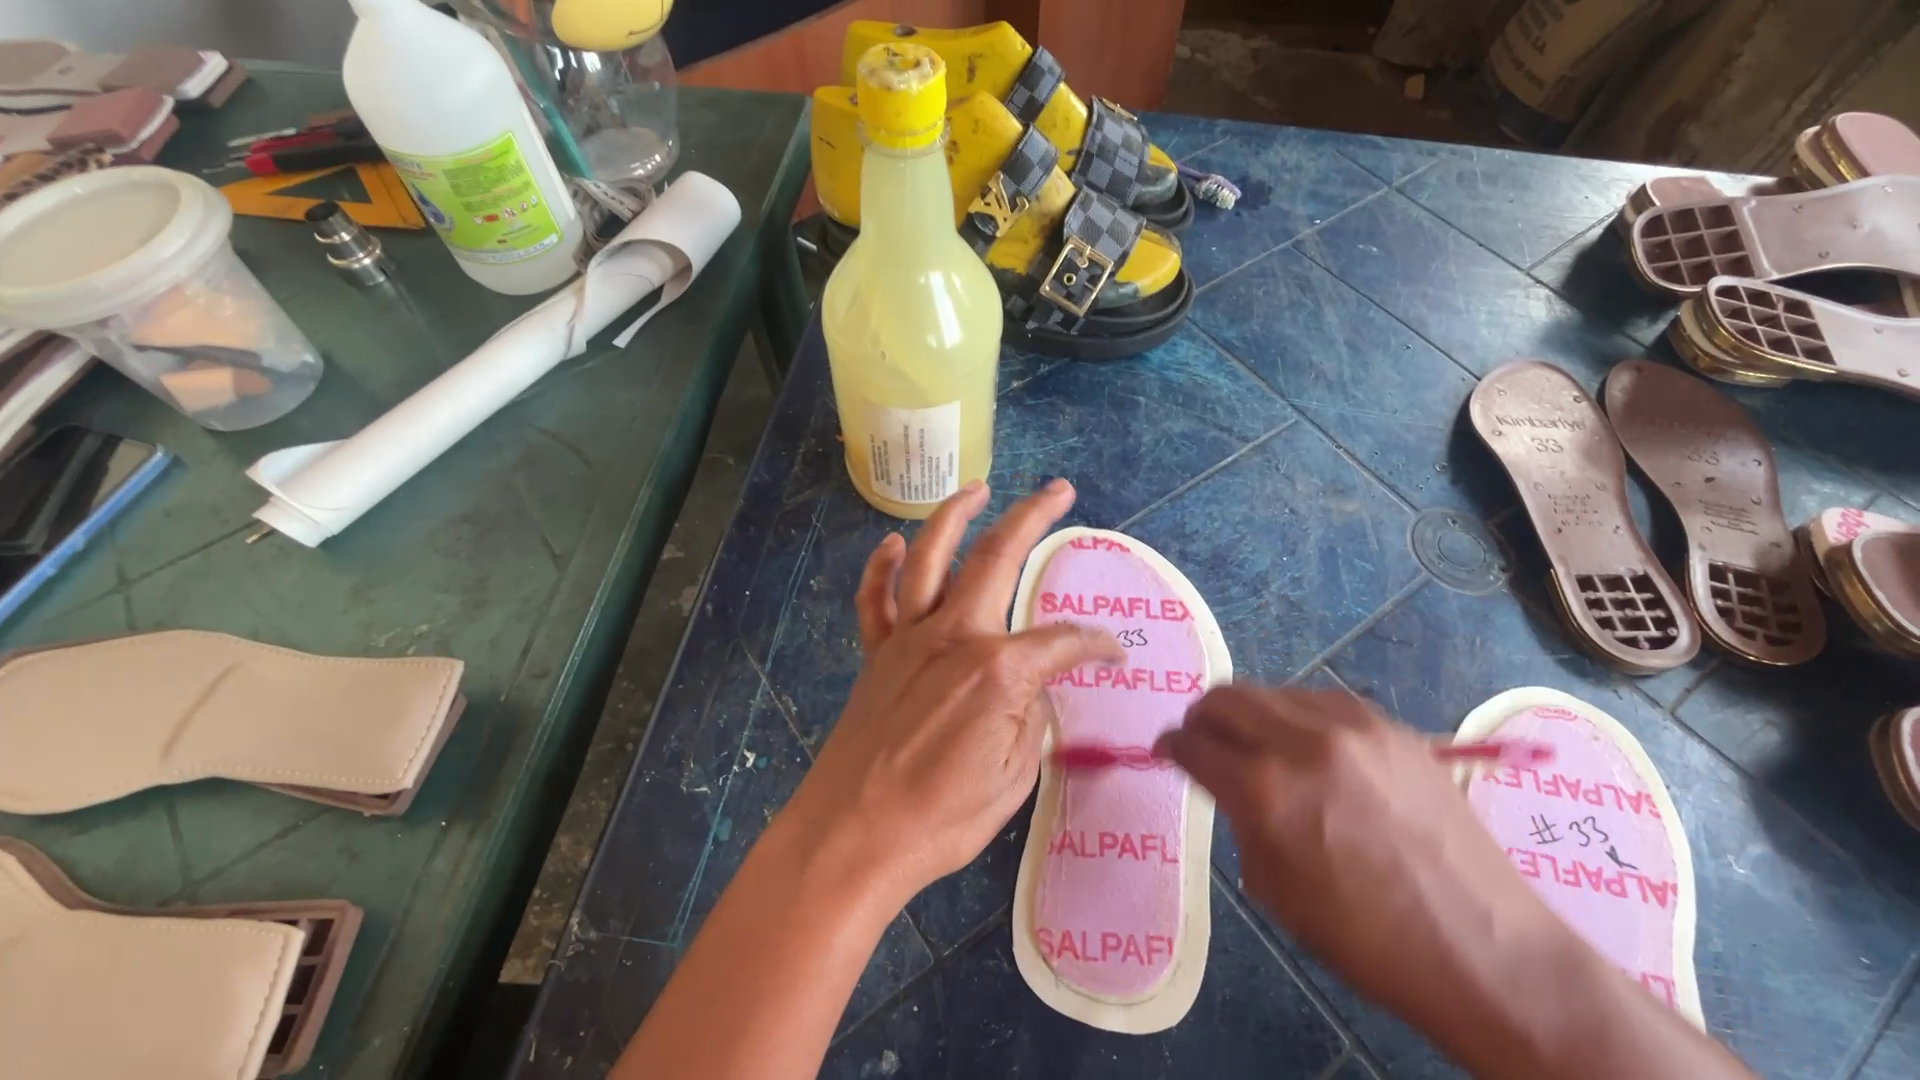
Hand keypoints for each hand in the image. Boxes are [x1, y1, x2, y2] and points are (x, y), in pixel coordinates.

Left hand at [781, 479, 1124, 905]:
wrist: (853, 835)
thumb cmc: (941, 818)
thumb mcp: (1014, 775)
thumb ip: (1031, 718)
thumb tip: (1032, 690)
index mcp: (998, 668)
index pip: (1063, 640)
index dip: (1096, 645)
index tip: (1115, 655)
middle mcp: (953, 635)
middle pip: (996, 557)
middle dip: (1032, 516)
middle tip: (1059, 490)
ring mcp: (908, 640)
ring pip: (930, 557)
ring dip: (955, 515)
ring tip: (978, 488)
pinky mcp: (876, 655)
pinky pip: (876, 599)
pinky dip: (883, 566)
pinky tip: (895, 544)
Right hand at [1155, 686, 1564, 1025]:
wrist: (1479, 945)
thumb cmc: (1362, 936)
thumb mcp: (1272, 885)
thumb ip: (1239, 816)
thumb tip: (1227, 782)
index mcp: (1264, 789)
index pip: (1193, 743)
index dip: (1171, 747)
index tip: (1167, 753)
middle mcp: (1302, 741)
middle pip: (1225, 697)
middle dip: (1202, 719)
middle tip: (1203, 743)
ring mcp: (1353, 726)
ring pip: (1272, 690)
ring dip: (1251, 714)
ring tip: (1259, 748)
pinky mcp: (1391, 726)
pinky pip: (1322, 702)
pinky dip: (1298, 718)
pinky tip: (1311, 751)